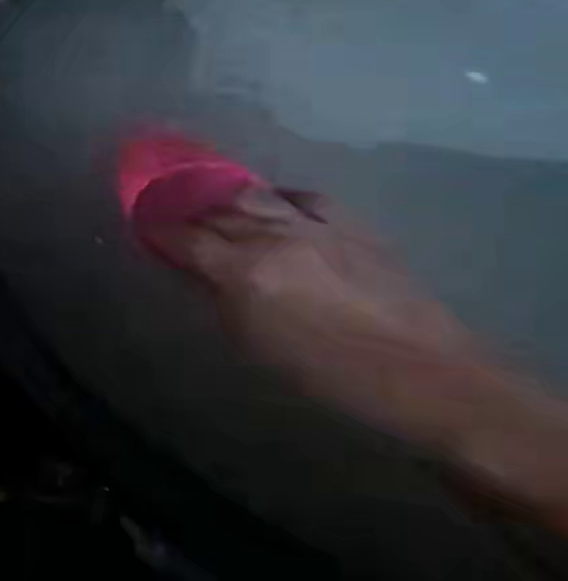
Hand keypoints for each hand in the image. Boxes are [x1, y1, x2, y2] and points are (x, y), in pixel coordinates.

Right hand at [153, 188, 567, 535]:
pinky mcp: (355, 230)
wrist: (436, 385)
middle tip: (176, 222)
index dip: (155, 231)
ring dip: (227, 201)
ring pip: (252, 195)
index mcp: (240, 269)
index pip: (179, 235)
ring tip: (219, 209)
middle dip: (188, 215)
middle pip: (212, 211)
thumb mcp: (252, 342)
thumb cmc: (330, 374)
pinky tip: (277, 207)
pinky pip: (307, 198)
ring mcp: (316, 229)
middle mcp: (271, 238)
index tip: (143, 231)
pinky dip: (283, 199)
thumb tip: (196, 270)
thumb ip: (217, 296)